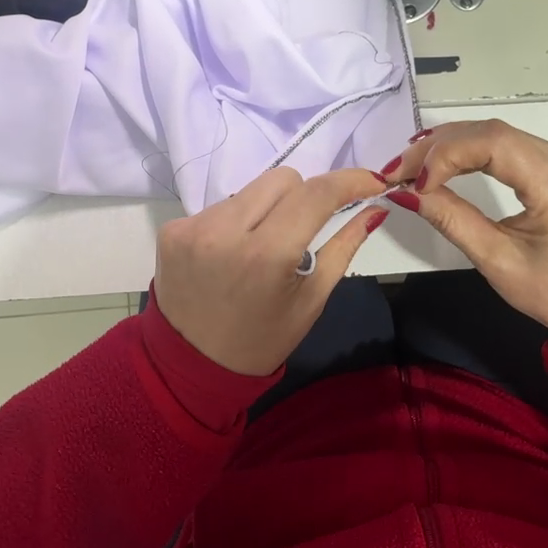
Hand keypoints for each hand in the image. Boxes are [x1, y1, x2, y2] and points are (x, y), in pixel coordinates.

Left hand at [154, 167, 389, 374]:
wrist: (190, 367)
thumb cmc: (262, 341)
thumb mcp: (312, 300)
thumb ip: (344, 246)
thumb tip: (375, 209)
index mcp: (266, 254)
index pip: (316, 194)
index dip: (350, 181)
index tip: (372, 182)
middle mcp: (225, 231)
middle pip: (283, 180)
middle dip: (304, 198)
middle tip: (304, 233)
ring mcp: (193, 227)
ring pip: (250, 190)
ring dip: (267, 210)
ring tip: (260, 249)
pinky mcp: (172, 229)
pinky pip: (220, 207)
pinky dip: (236, 223)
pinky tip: (231, 256)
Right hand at [382, 121, 547, 342]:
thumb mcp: (496, 261)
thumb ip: (451, 219)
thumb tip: (405, 191)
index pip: (495, 144)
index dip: (446, 154)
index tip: (411, 181)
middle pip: (495, 133)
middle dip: (440, 147)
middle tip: (398, 168)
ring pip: (500, 134)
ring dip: (453, 145)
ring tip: (413, 165)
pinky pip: (513, 144)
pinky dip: (474, 150)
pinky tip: (445, 160)